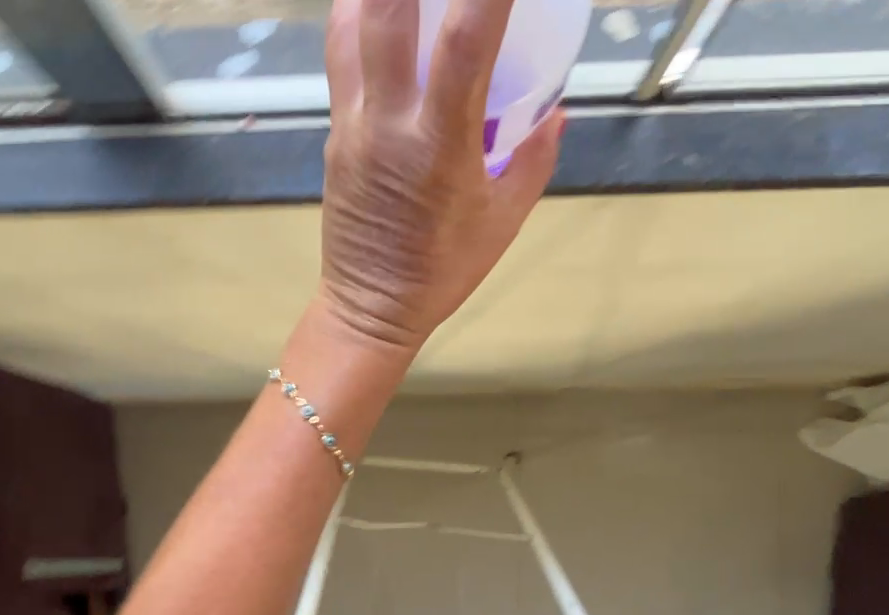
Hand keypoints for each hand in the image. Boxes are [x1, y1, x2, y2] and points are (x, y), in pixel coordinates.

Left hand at [317, 0, 564, 357]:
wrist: (370, 310)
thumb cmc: (442, 271)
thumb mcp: (503, 221)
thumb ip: (535, 159)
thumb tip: (555, 112)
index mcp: (440, 144)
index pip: (466, 40)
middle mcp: (388, 122)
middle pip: (385, 12)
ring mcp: (352, 125)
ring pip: (349, 25)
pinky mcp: (333, 134)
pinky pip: (340, 59)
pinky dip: (358, 18)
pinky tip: (381, 11)